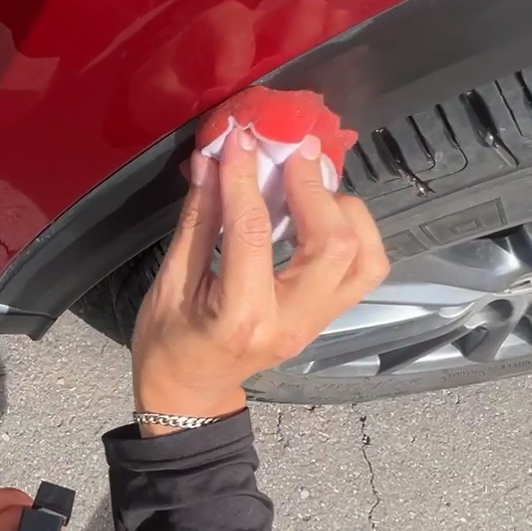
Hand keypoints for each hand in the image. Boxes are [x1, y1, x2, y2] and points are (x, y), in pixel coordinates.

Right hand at [131, 127, 388, 432]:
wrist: (190, 392)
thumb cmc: (167, 345)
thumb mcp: (169, 285)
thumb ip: (197, 223)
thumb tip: (211, 163)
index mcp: (240, 317)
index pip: (251, 233)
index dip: (246, 177)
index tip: (241, 138)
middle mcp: (291, 321)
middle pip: (333, 245)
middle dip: (315, 188)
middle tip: (292, 152)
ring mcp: (316, 322)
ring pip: (364, 257)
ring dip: (343, 209)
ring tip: (310, 183)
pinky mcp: (326, 317)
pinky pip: (362, 269)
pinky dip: (352, 231)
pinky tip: (321, 212)